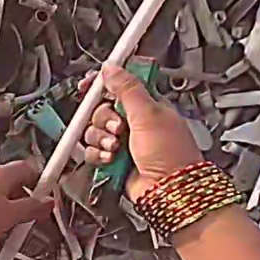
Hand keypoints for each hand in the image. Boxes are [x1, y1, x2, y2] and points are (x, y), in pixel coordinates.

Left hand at [0, 161, 52, 259]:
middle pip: (13, 186)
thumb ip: (31, 209)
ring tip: (7, 235)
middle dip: (24, 204)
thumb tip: (47, 203)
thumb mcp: (8, 217)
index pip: (29, 168)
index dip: (42, 182)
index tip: (49, 196)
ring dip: (6, 217)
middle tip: (30, 221)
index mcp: (0, 174)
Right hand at [81, 64, 204, 199]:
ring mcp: (123, 141)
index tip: (88, 86)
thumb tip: (112, 68)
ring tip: (116, 147)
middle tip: (117, 128)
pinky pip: (92, 151)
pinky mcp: (113, 160)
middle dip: (103, 118)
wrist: (169, 191)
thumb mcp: (149, 114)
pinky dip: (98, 154)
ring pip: (94, 130)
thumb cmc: (170, 154)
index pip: (119, 84)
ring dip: (101, 139)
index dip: (102, 84)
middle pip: (101, 108)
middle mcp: (133, 121)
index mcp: (147, 104)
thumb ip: (128, 89)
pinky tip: (111, 159)